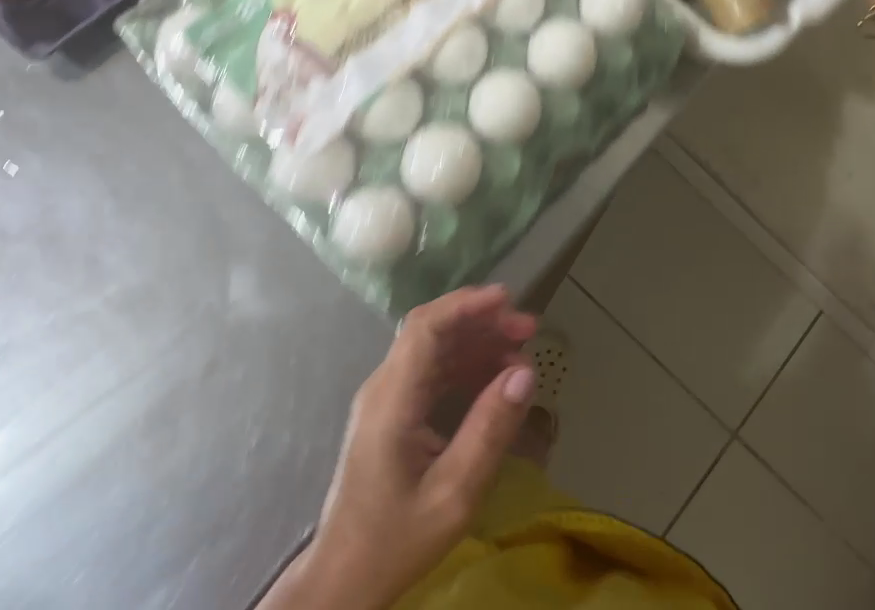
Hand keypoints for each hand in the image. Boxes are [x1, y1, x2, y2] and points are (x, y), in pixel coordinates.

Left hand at [269, 286, 537, 609]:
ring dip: (477, 343)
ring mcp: (386, 401)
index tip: (509, 300)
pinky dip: (466, 367)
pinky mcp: (393, 416)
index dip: (466, 305)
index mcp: (392, 401)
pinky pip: (431, 374)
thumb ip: (490, 429)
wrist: (346, 575)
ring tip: (521, 353)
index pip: (425, 329)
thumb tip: (525, 373)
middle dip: (482, 322)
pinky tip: (496, 380)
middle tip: (528, 330)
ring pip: (433, 351)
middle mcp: (384, 389)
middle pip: (432, 333)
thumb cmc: (397, 537)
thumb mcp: (455, 492)